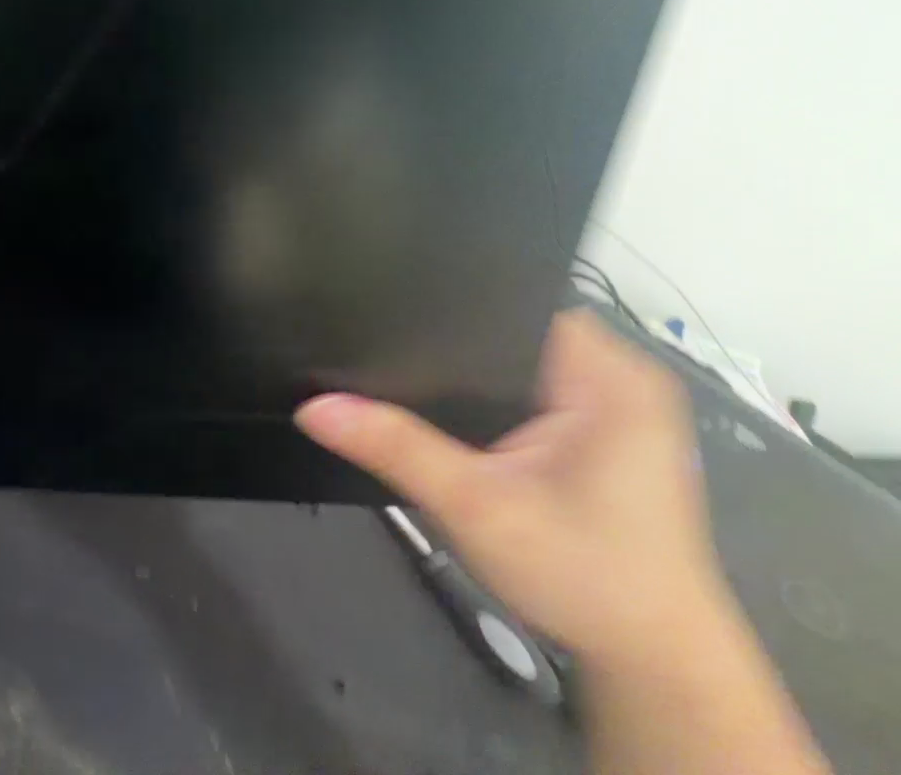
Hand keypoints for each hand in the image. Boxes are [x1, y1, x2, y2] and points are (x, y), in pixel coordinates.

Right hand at [295, 311, 734, 664]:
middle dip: (442, 342)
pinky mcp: (591, 439)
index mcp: (610, 379)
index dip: (446, 304)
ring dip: (458, 374)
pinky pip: (520, 394)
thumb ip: (393, 448)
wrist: (647, 656)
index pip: (513, 305)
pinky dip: (478, 401)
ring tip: (389, 370)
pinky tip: (434, 414)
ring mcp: (608, 412)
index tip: (377, 308)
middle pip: (506, 332)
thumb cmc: (584, 574)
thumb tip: (313, 407)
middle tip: (369, 342)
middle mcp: (617, 382)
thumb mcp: (474, 505)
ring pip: (509, 365)